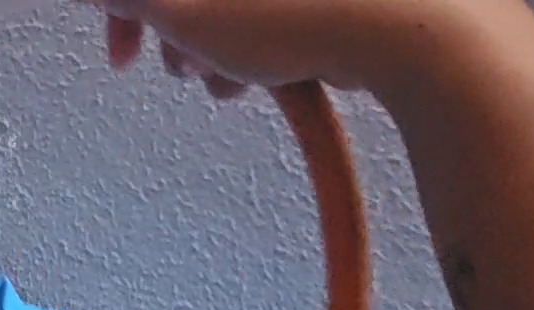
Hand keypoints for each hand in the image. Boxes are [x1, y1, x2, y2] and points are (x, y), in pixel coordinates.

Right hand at [76, 0, 498, 99]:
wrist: (412, 25)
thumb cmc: (309, 12)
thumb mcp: (189, 14)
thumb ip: (139, 0)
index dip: (121, 9)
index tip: (121, 51)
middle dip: (174, 26)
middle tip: (177, 67)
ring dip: (211, 39)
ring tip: (224, 77)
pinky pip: (264, 1)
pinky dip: (250, 31)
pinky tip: (253, 67)